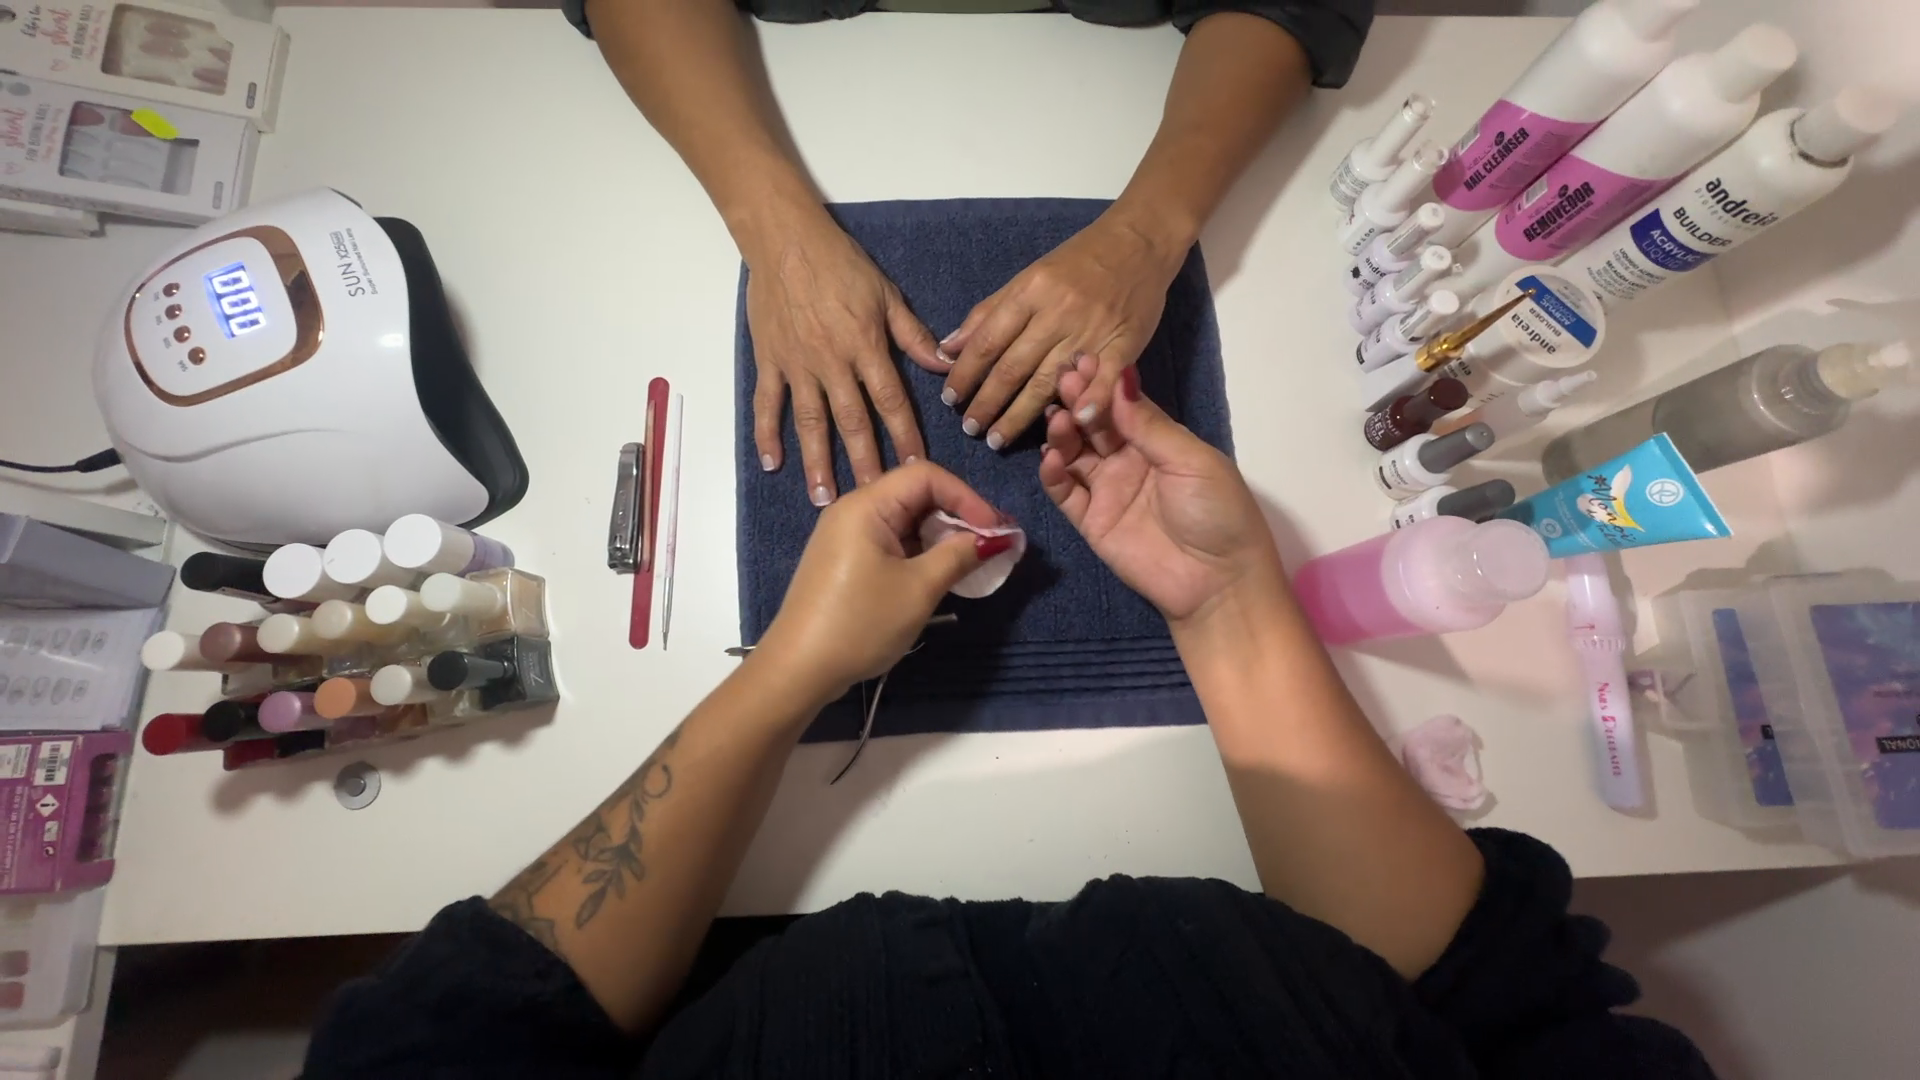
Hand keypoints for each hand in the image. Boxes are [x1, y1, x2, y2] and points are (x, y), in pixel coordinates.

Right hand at [746, 216, 945, 505]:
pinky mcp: (769, 362)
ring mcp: (797, 365)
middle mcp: (831, 363)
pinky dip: (766, 433)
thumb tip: (945, 365)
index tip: (916, 466)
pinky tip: (772, 463)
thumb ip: (913, 335)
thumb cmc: (841, 264)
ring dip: (817, 461)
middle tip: (870, 499)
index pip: (890, 399)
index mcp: (865, 346)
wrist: (785, 239)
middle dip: (863, 462)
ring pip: (809, 421)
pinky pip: (767, 403)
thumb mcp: (886, 294)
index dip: (905, 434)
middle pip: (851, 421)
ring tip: (823, 496)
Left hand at [754, 463, 1010, 704]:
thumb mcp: (919, 589)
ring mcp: (848, 537)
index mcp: (867, 505)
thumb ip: (960, 555)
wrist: (799, 670)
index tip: (996, 530)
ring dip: (943, 536)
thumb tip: (998, 537)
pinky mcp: (848, 561)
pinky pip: (893, 542)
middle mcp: (854, 511)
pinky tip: (942, 574)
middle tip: (993, 546)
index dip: (967, 497)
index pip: (927, 476)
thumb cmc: (860, 623)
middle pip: (917, 494)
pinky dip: (922, 552)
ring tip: (974, 562)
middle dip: (960, 515)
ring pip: (907, 521)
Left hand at [940, 209, 1185, 451]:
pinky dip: (1090, 402)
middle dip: (986, 402)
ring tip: (996, 439)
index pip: (988, 340)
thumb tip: (949, 348)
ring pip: (1047, 381)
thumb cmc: (1078, 262)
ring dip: (1018, 416)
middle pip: (1012, 367)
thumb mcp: (1028, 277)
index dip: (965, 373)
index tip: (950, 399)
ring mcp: (1091, 331)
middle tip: (969, 428)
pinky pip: (1103, 379)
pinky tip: (1072, 422)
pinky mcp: (1123, 344)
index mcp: (1030, 292)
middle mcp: (1057, 312)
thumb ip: (989, 313)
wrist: (1140, 242)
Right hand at [1038, 356, 1280, 625]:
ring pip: (1075, 454)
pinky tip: (1050, 457)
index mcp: (1159, 442)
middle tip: (1059, 380)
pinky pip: (1066, 493)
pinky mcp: (1091, 521)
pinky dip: (1054, 474)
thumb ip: (1150, 425)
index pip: (1123, 405)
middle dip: (1077, 402)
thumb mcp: (1191, 461)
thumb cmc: (1217, 513)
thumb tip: (1119, 379)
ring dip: (1062, 434)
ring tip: (1056, 419)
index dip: (1103, 384)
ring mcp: (1107, 491)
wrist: (1217, 582)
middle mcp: (1129, 461)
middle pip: (1094, 425)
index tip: (1082, 360)